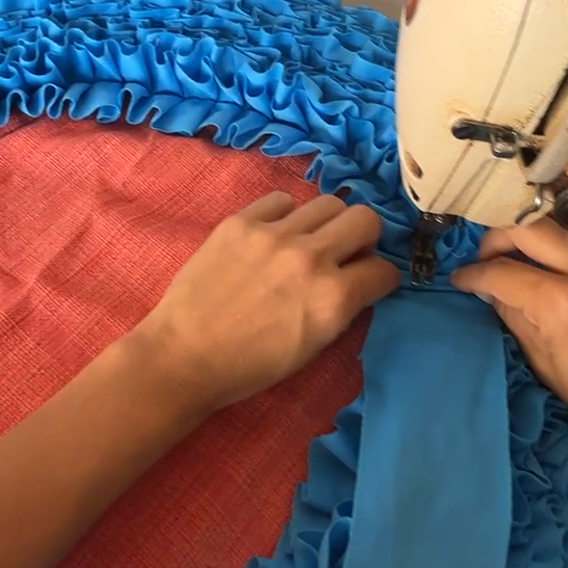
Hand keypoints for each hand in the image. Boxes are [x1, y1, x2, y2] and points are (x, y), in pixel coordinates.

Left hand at [127, 192, 401, 414]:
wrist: (184, 355)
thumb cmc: (249, 366)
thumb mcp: (312, 347)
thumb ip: (341, 308)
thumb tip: (356, 280)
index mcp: (333, 299)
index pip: (384, 270)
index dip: (381, 278)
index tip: (370, 281)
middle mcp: (311, 259)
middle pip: (365, 219)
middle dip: (365, 238)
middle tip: (346, 252)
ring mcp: (274, 234)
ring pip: (328, 202)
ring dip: (327, 223)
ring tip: (308, 241)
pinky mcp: (241, 221)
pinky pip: (281, 200)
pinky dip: (285, 215)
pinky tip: (273, 235)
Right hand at [450, 204, 567, 478]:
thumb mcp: (549, 369)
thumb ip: (516, 319)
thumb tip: (491, 288)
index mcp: (562, 308)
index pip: (501, 272)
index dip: (473, 275)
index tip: (464, 278)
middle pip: (527, 228)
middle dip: (496, 239)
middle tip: (491, 257)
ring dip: (543, 224)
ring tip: (535, 242)